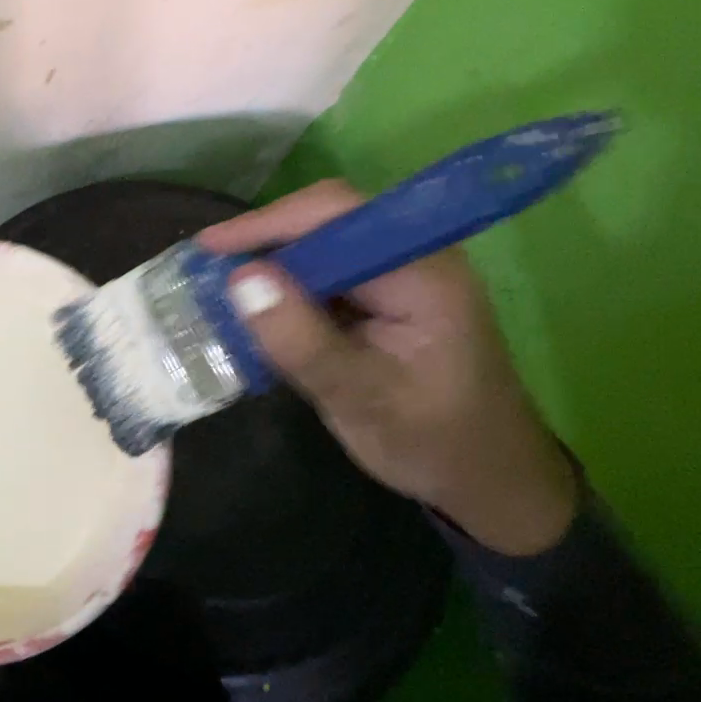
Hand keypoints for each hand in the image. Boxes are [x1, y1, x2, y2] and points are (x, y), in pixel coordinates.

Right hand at [199, 180, 579, 555]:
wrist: (492, 485)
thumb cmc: (437, 445)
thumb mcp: (365, 401)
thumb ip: (304, 343)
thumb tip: (241, 280)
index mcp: (423, 272)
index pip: (338, 216)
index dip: (270, 223)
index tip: (212, 248)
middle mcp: (413, 257)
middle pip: (326, 220)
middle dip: (264, 240)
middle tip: (208, 268)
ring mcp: (398, 274)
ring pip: (319, 244)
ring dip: (270, 262)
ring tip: (219, 285)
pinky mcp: (383, 295)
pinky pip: (324, 271)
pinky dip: (285, 285)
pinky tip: (254, 307)